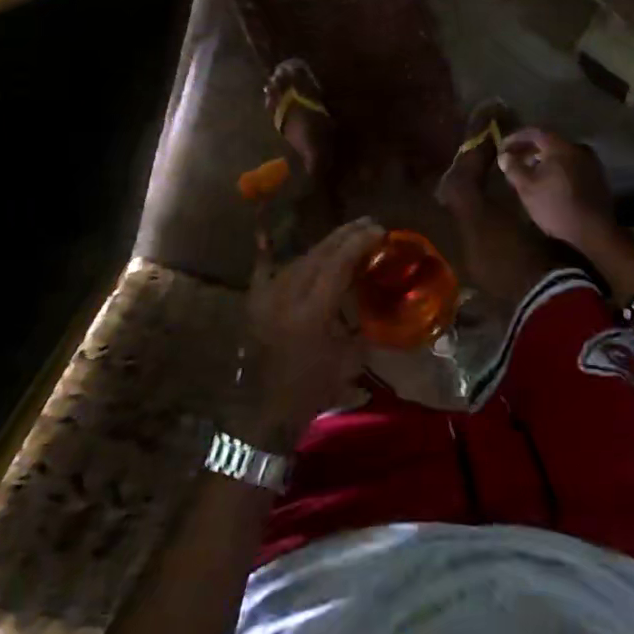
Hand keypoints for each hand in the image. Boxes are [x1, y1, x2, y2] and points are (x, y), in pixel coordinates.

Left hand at [236, 217, 381, 449]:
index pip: (338, 265)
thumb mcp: (348, 360)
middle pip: (319, 255)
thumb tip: (377, 298)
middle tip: (367, 223)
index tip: (379, 230)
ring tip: (343, 236)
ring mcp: (266, 298)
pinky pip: (263, 270)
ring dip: (322, 246)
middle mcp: (287, 297)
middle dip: (344, 236)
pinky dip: (270, 253)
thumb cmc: (313, 389)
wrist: (267, 410)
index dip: (359, 243)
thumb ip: (362, 324)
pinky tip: (267, 234)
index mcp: (312, 313)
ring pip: (298, 259)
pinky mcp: (253, 303)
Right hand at [498, 127, 618, 252]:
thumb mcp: (526, 187)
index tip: (503, 148)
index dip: (515, 138)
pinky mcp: (596, 176)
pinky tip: (548, 181)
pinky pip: (571, 165)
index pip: (534, 132)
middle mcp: (578, 148)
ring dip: (542, 160)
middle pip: (548, 142)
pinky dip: (556, 168)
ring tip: (528, 172)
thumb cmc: (555, 205)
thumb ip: (513, 168)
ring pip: (560, 154)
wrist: (593, 230)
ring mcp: (590, 162)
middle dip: (528, 150)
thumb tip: (505, 156)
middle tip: (513, 160)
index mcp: (561, 146)